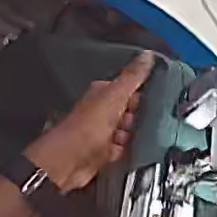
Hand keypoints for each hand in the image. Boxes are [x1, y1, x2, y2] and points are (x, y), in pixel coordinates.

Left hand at [24, 51, 154, 192]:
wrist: (68, 161)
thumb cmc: (87, 127)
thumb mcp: (115, 96)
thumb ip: (133, 77)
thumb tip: (148, 54)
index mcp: (103, 93)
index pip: (130, 88)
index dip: (141, 96)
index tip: (148, 102)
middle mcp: (101, 110)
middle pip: (131, 111)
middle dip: (136, 119)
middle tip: (131, 123)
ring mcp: (101, 131)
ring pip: (127, 131)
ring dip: (129, 137)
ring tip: (120, 139)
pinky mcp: (102, 151)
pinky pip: (121, 149)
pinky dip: (122, 151)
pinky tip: (117, 151)